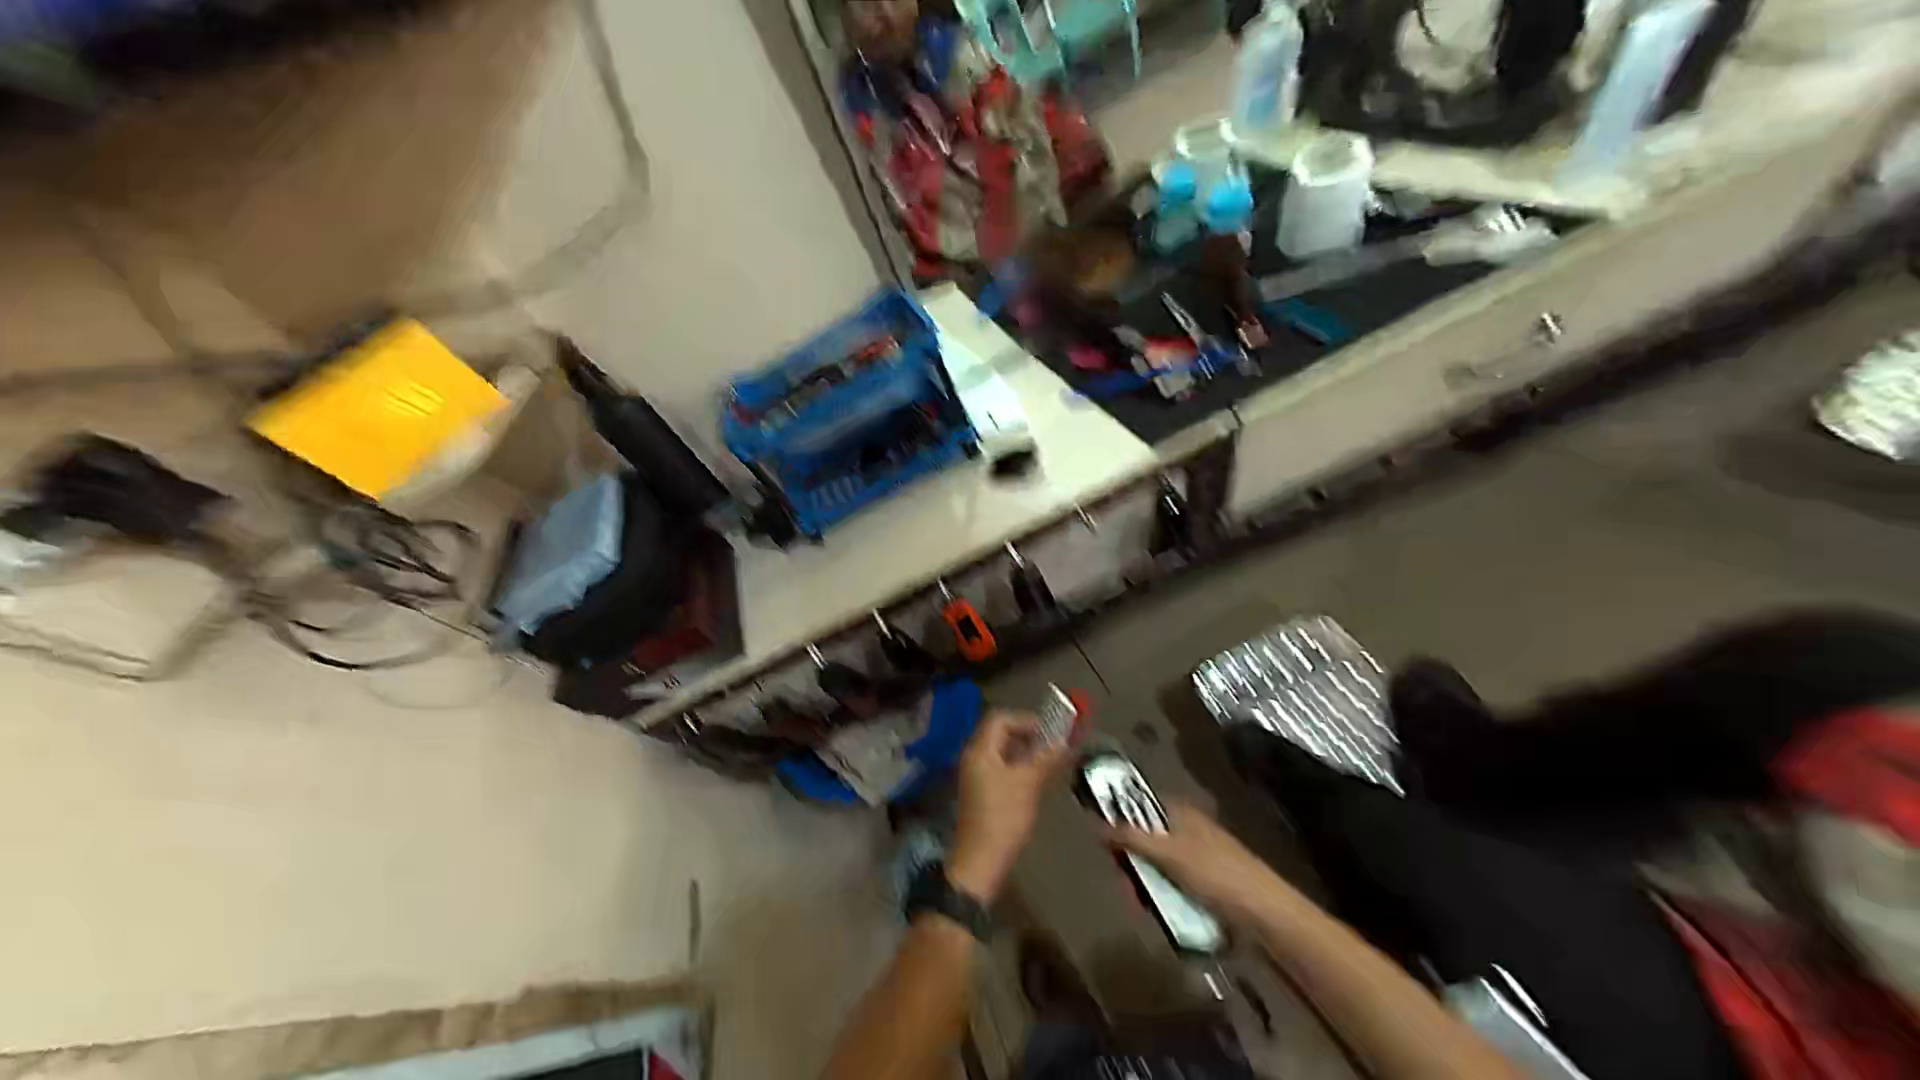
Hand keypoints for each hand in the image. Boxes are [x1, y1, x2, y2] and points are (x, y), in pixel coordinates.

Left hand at [947, 709, 1073, 902]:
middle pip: (1000, 734)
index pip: (1000, 719)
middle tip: (1054, 745)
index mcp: (980, 750)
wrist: (980, 862)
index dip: (1027, 720)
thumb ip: (1046, 758)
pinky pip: (1001, 769)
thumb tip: (1064, 740)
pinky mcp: (982, 793)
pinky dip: (1019, 768)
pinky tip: (1038, 780)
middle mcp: (974, 758)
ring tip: (1050, 762)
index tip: (1051, 731)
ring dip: (1026, 752)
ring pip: (1002, 753)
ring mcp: (976, 776)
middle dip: (1029, 736)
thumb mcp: (1028, 784)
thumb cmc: (1003, 818)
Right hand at [1105, 801, 1283, 918]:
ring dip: (1145, 882)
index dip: (1121, 819)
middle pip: (1146, 838)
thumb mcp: (1168, 853)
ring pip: (1157, 865)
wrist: (1266, 916)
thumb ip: (1131, 838)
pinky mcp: (1205, 886)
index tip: (1105, 841)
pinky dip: (1162, 896)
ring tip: (1140, 902)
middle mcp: (1187, 831)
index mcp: (1180, 813)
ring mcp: (1197, 859)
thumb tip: (1096, 825)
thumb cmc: (1216, 874)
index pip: (1140, 806)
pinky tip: (1158, 911)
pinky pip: (1172, 886)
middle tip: (1125, 882)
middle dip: (1132, 860)